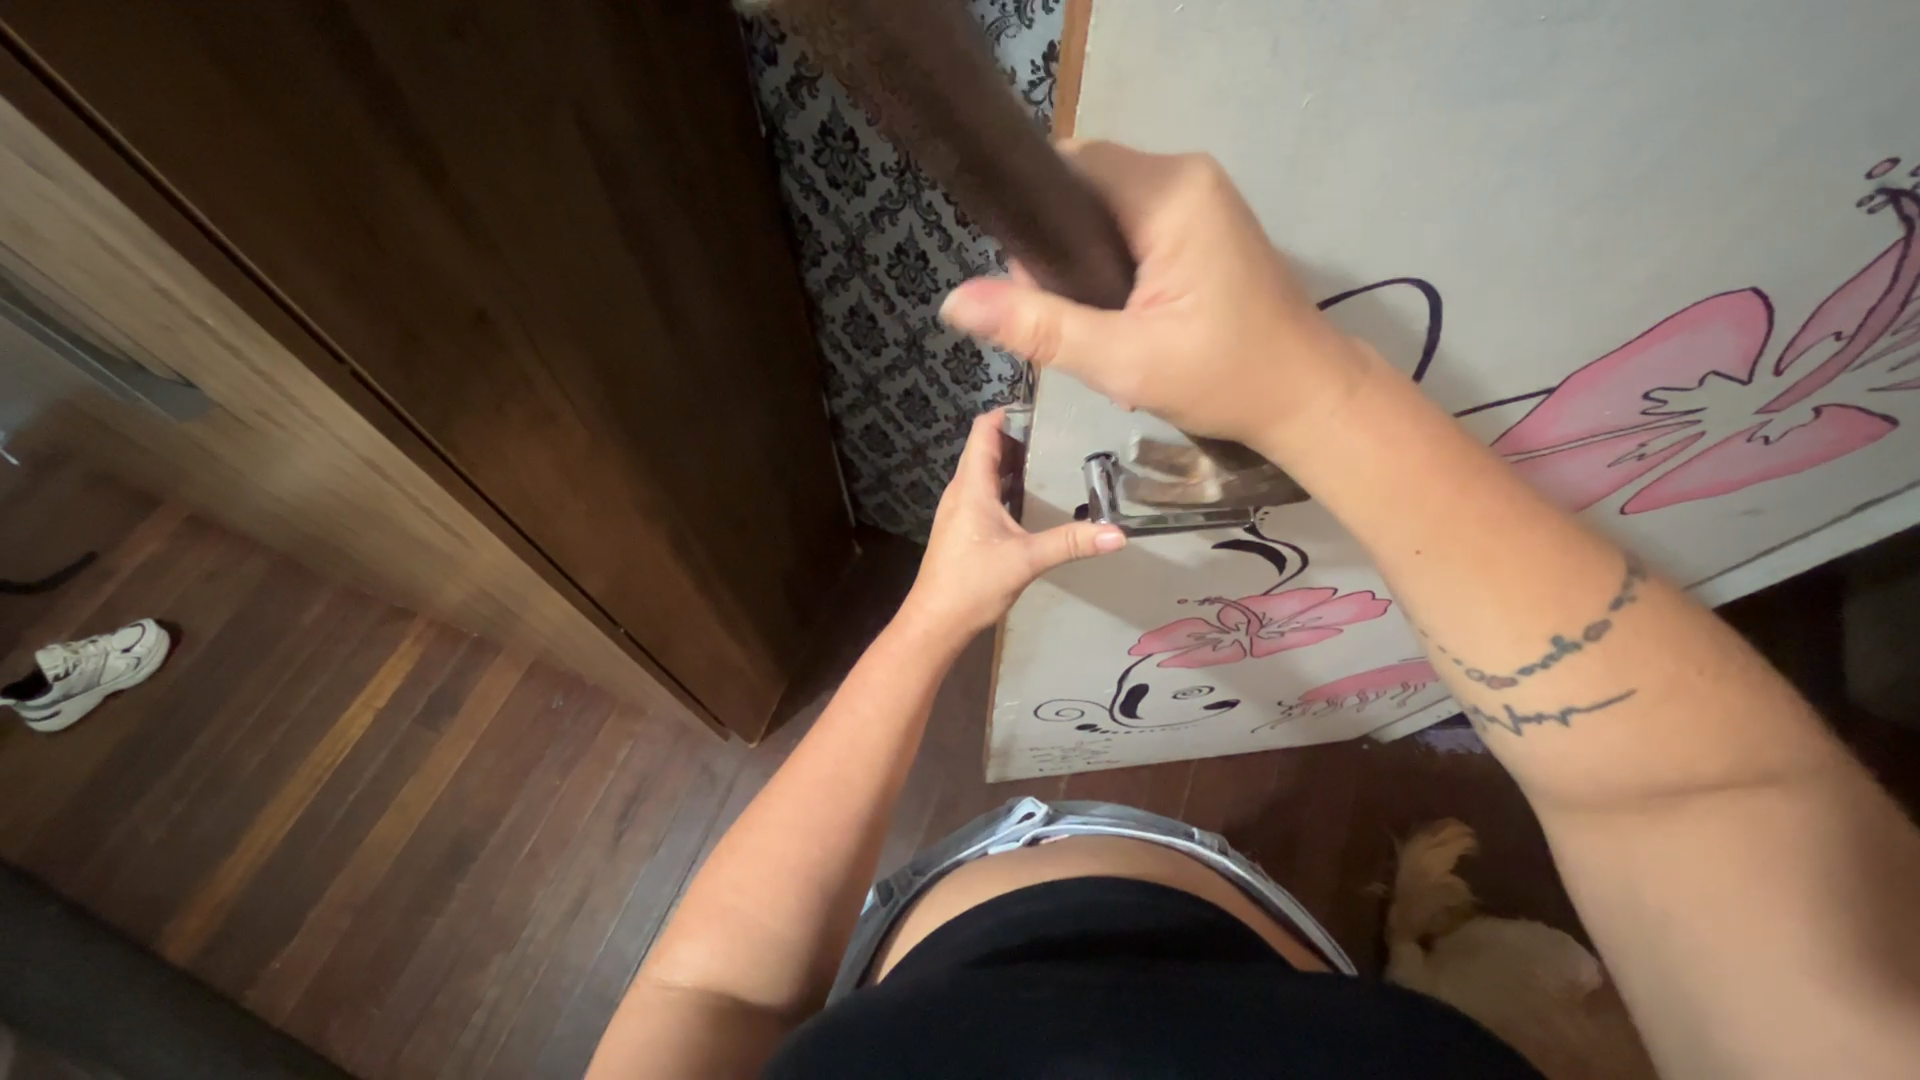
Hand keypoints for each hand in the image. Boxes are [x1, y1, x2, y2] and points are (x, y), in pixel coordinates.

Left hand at [900, 410, 1125, 638]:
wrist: (935, 622)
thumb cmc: (972, 584)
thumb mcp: (1026, 561)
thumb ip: (1070, 543)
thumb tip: (1118, 535)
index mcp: (971, 487)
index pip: (983, 431)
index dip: (1007, 412)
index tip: (1042, 406)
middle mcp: (960, 491)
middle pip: (985, 448)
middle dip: (1018, 435)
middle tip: (1058, 432)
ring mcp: (958, 511)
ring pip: (984, 473)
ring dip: (1011, 462)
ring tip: (1051, 458)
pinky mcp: (961, 529)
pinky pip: (983, 494)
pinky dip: (1005, 486)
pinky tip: (1030, 498)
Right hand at [937, 141, 1371, 452]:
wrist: (1306, 398)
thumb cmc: (1224, 380)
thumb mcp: (1122, 360)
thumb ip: (1038, 327)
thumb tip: (954, 303)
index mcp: (1168, 193)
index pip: (1066, 169)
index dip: (1029, 221)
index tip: (1023, 285)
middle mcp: (1183, 176)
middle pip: (1081, 187)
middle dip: (1055, 252)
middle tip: (1062, 321)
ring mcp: (1196, 196)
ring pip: (1100, 210)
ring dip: (1080, 265)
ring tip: (1092, 326)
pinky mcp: (1199, 223)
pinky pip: (1127, 226)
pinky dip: (1108, 268)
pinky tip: (1114, 316)